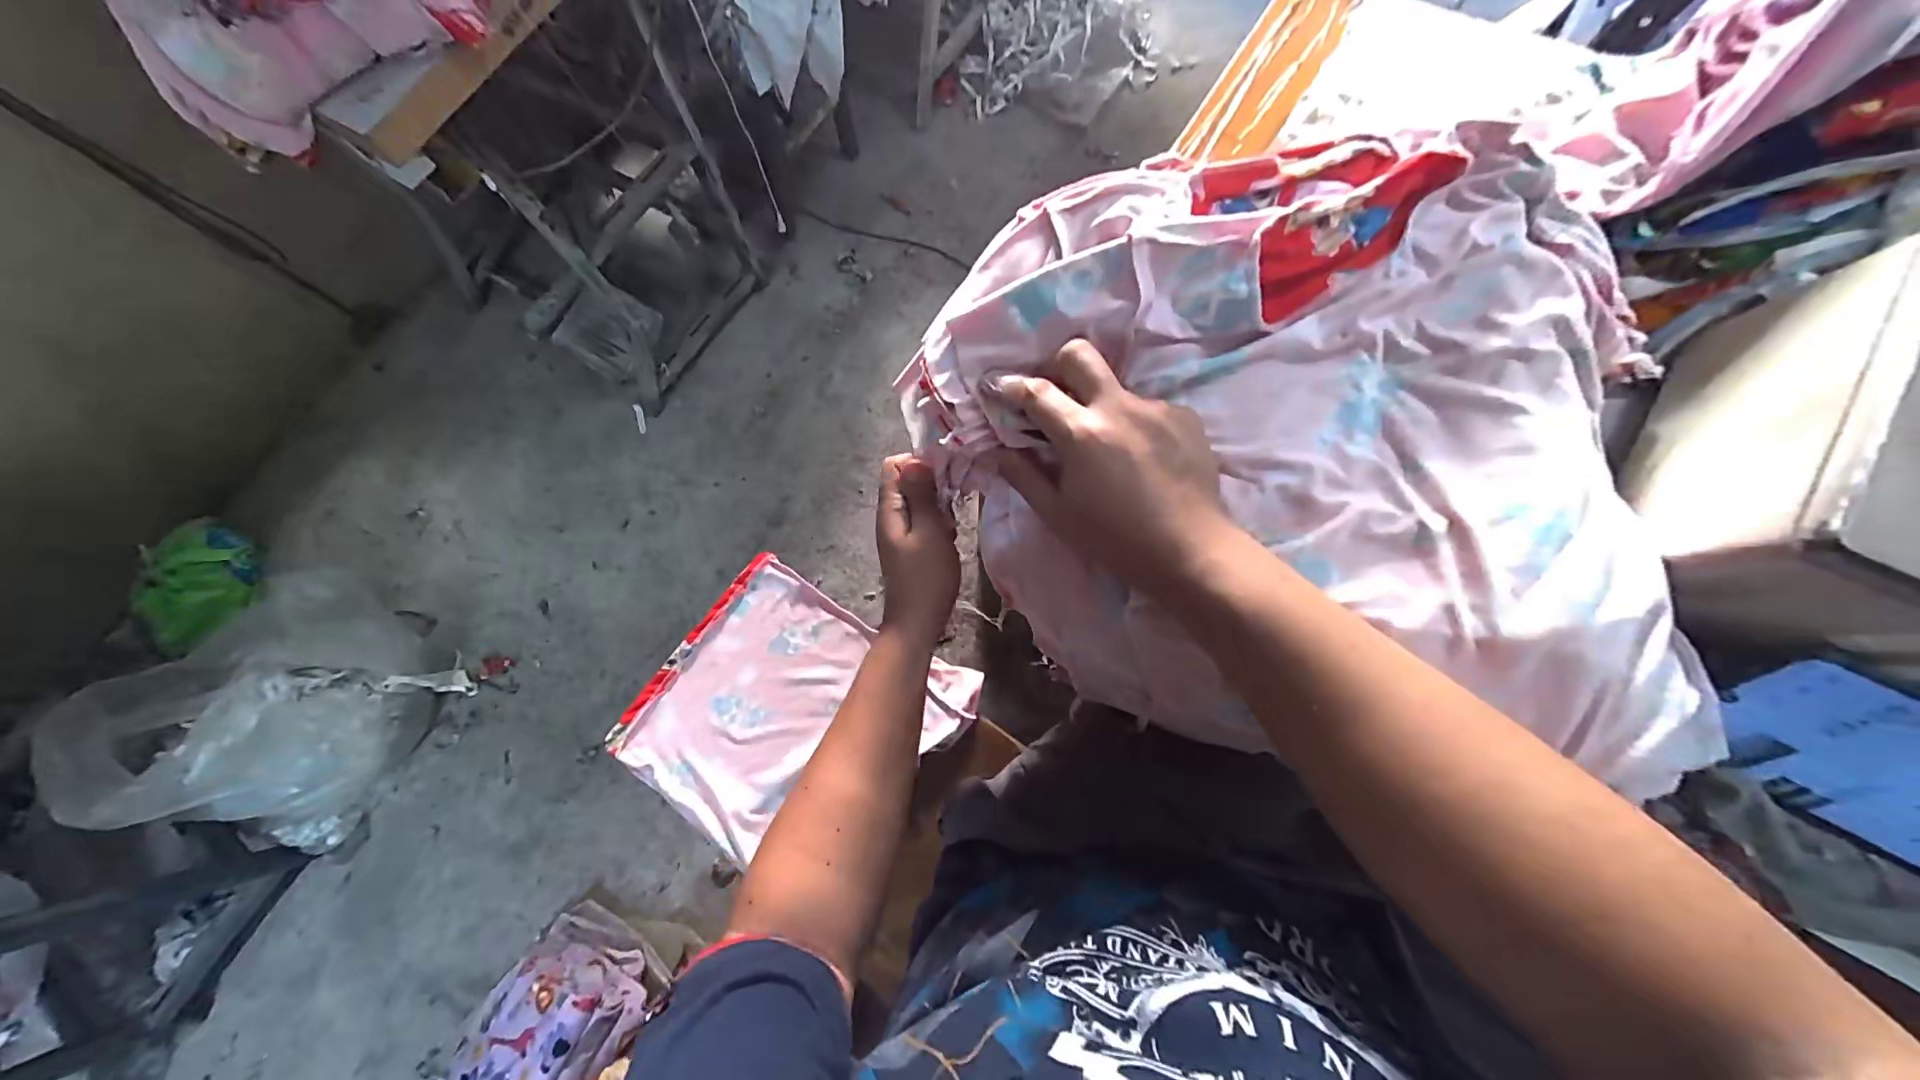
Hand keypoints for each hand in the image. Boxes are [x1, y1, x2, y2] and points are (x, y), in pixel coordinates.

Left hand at [876, 454, 959, 642]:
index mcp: (889, 509)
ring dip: (939, 506)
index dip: (920, 463)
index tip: (946, 475)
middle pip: (908, 482)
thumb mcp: (929, 531)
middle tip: (952, 503)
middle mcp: (890, 516)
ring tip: (952, 524)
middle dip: (933, 485)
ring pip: (919, 502)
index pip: (895, 466)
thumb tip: (915, 460)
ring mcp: (899, 532)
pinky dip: (938, 524)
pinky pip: (924, 522)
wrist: (918, 622)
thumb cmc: (926, 577)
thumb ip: (922, 495)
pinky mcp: (911, 546)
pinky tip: (950, 538)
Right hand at [982, 339, 1239, 597]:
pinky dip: (1136, 424)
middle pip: (1079, 354)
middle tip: (1056, 398)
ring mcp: (1156, 408)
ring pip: (1117, 386)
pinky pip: (1148, 407)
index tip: (998, 388)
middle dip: (1058, 366)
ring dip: (1102, 406)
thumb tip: (995, 449)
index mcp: (1081, 433)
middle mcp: (1119, 407)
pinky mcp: (1185, 416)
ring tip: (1110, 448)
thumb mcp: (1058, 513)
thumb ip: (1023, 475)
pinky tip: (1143, 459)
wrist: (1189, 550)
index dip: (1010, 385)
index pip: (1036, 391)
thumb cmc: (1114, 539)